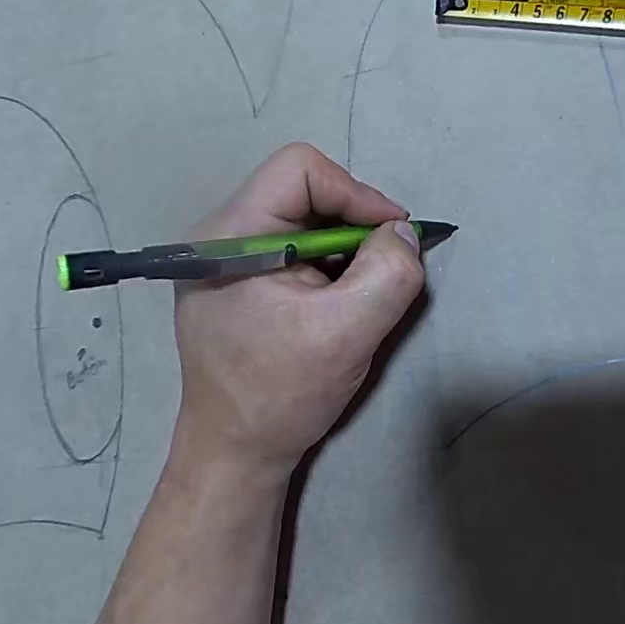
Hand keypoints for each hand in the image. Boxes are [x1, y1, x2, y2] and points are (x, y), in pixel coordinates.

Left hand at [172, 144, 425, 477]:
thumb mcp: (348, 334)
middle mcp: (221, 236)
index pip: (300, 170)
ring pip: (301, 221)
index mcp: (232, 235)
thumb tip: (403, 232)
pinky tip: (334, 304)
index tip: (392, 234)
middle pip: (302, 192)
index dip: (356, 193)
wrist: (233, 452)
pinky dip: (327, 266)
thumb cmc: (282, 394)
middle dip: (353, 224)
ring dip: (343, 248)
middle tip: (383, 265)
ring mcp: (225, 260)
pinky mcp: (236, 282)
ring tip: (357, 293)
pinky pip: (292, 249)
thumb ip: (389, 274)